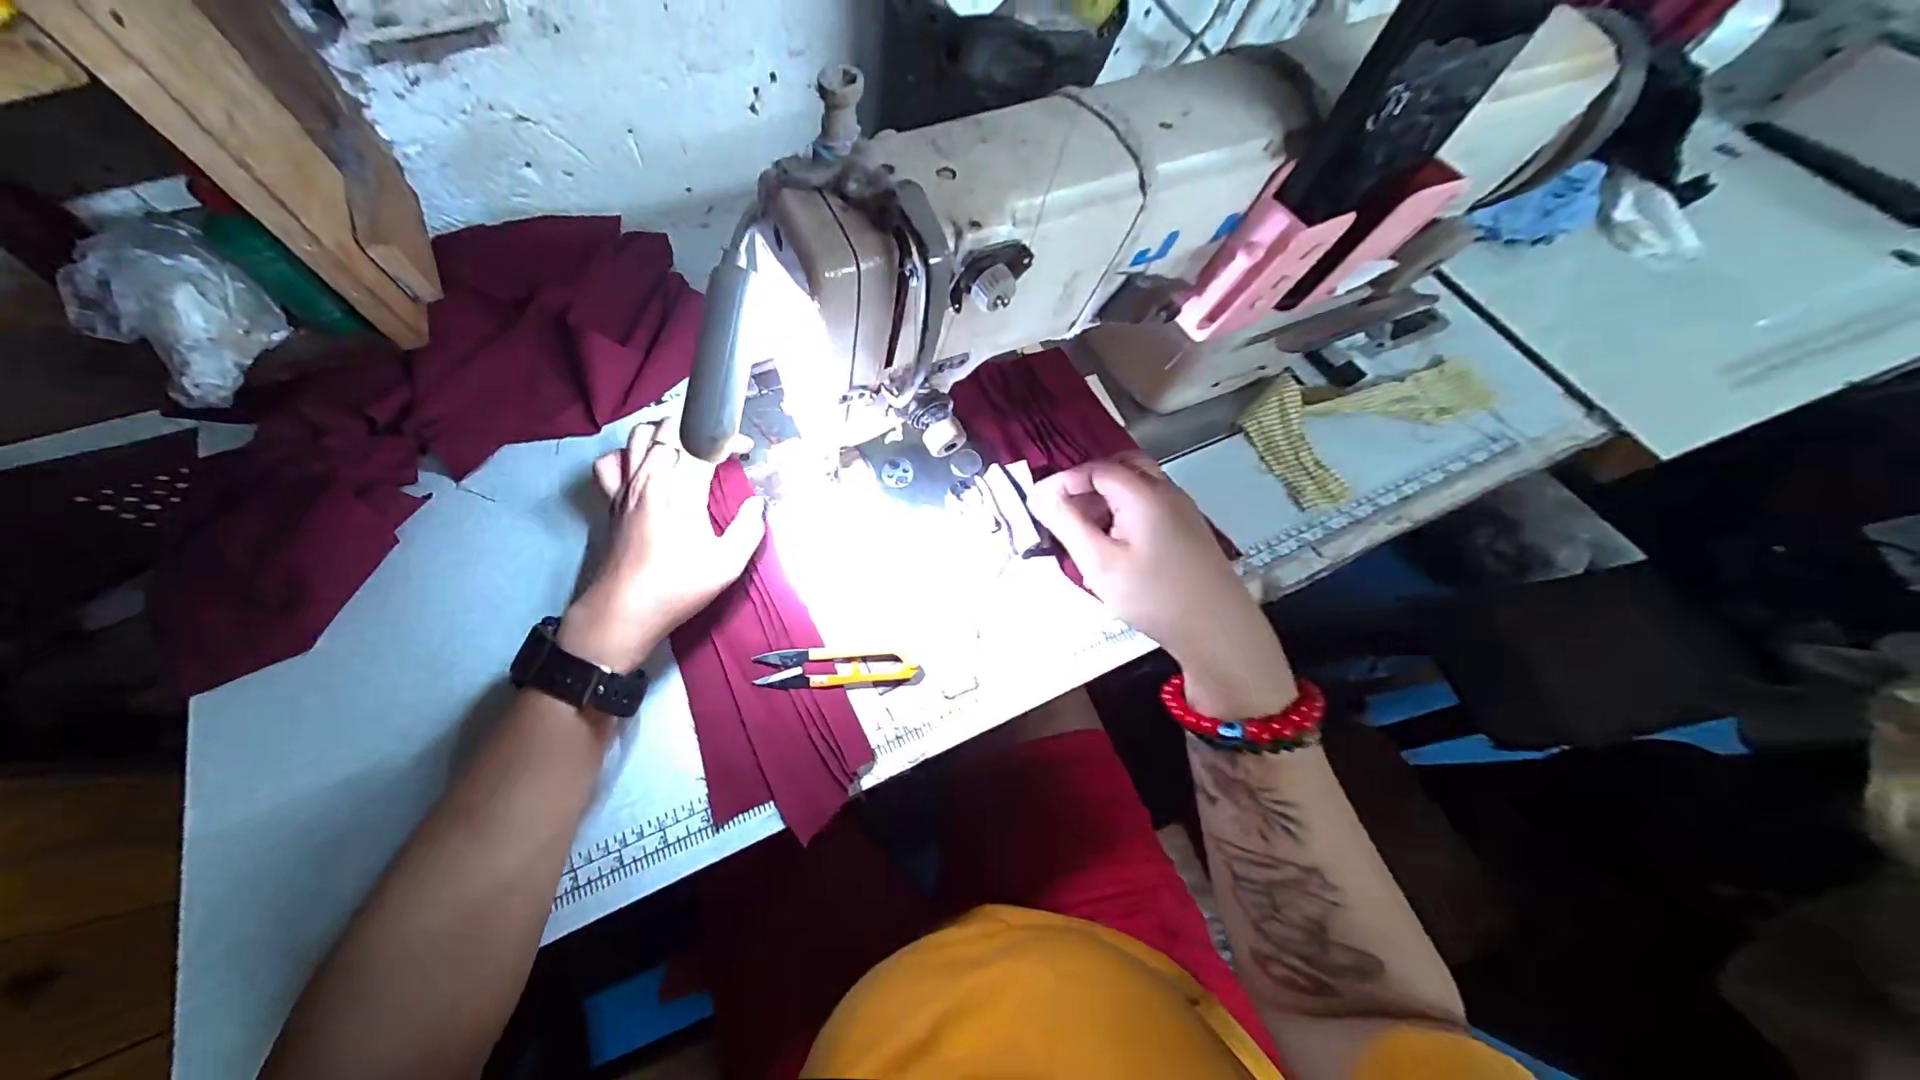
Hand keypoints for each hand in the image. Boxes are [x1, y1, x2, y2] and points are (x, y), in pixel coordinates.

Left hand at [557, 420, 765, 672]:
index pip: (706, 444)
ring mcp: (625, 487)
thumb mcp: (727, 565)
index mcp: (681, 491)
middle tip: (720, 444)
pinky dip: (628, 454)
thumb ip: (748, 529)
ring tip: (686, 443)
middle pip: (670, 428)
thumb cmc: (677, 588)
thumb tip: (757, 505)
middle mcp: (650, 479)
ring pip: (639, 435)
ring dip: (665, 430)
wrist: (623, 611)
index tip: (746, 451)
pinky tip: (642, 466)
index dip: (731, 440)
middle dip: (700, 426)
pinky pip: (612, 461)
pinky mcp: (611, 500)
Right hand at [1027, 452, 1294, 718]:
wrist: (1217, 630)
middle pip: (1120, 467)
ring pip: (1137, 486)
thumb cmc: (1155, 596)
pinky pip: (1150, 504)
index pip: (1095, 469)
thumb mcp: (1099, 563)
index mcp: (1144, 494)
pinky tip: (1113, 543)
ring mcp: (1181, 510)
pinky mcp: (1188, 530)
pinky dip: (1124, 510)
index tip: (1038, 503)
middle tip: (1062, 508)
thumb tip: (1040, 497)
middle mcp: (1166, 492)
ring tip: (1083, 530)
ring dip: (1106, 497)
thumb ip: (1067, 524)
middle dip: (1087, 482)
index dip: (1063, 481)